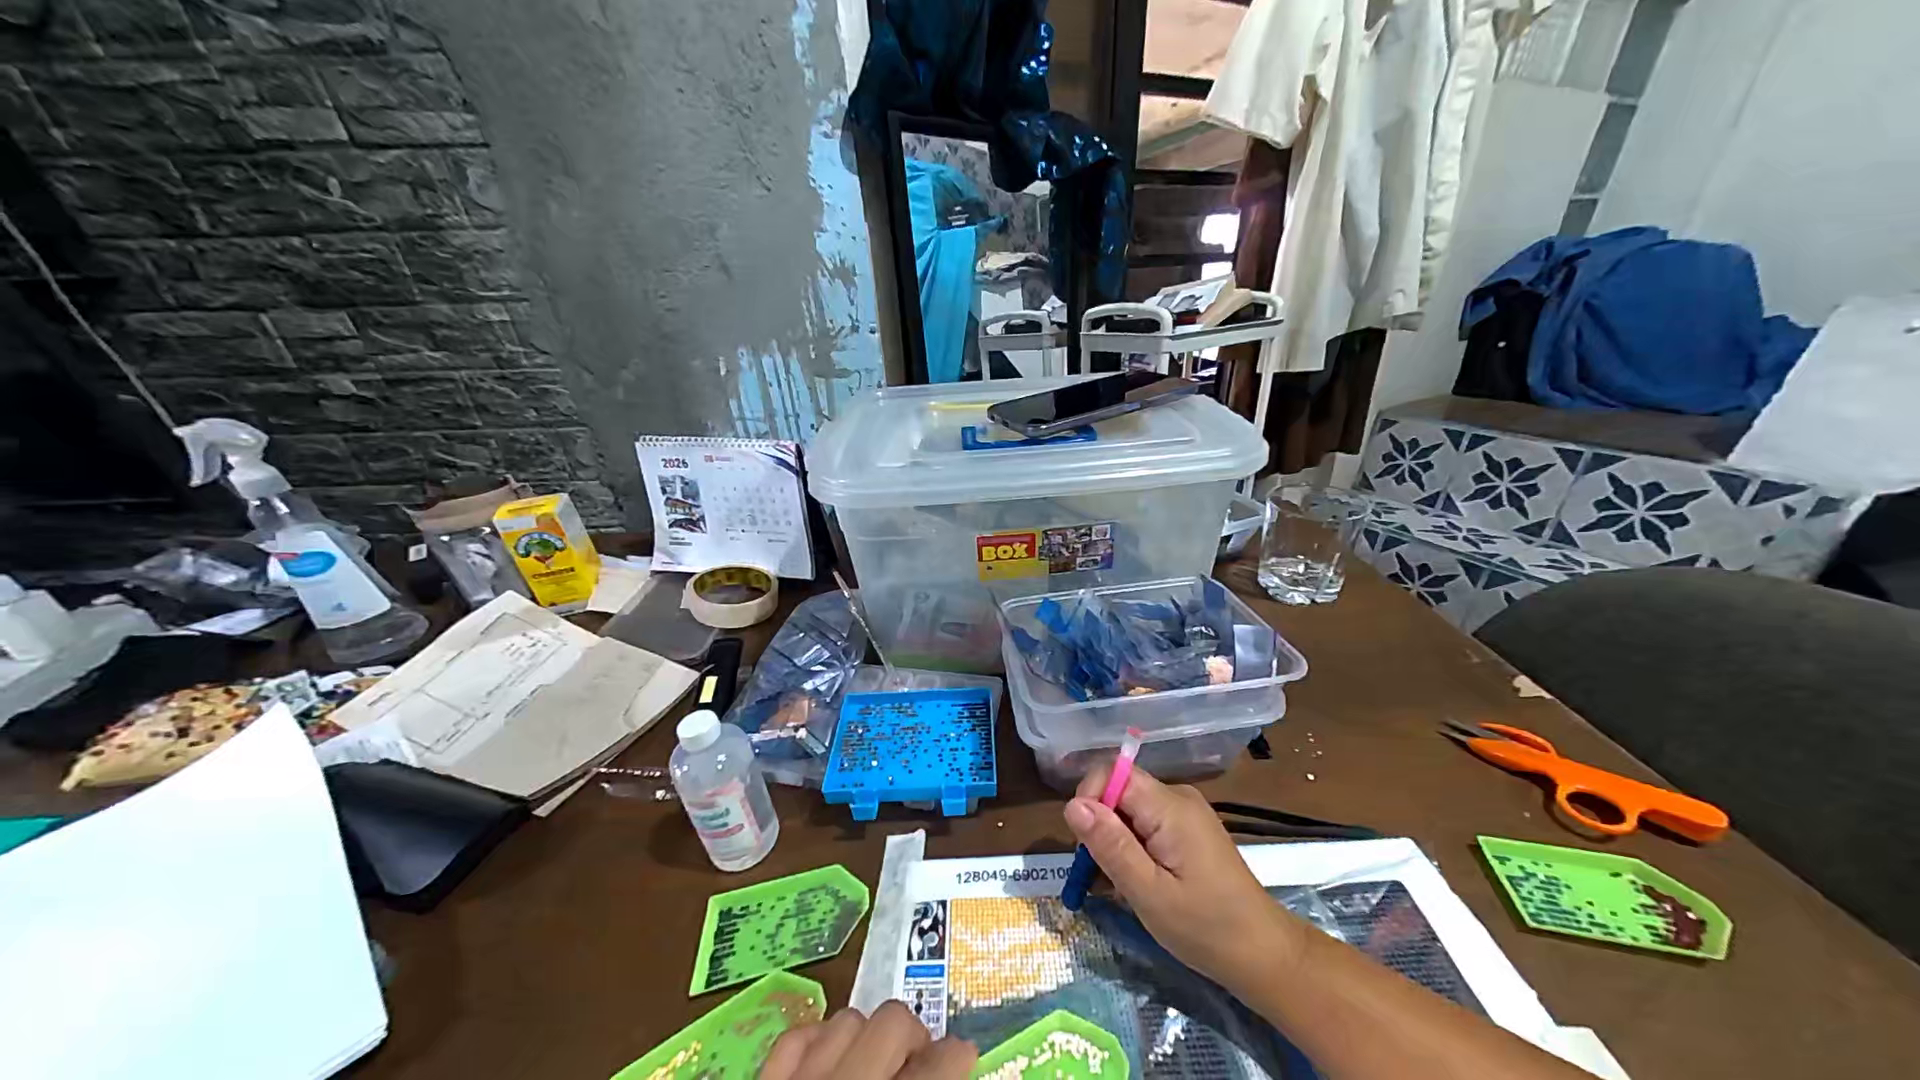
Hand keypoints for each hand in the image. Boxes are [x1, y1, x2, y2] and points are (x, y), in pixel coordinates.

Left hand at [760, 1002, 976, 1079]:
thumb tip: (959, 1060)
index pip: (934, 1067)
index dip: (957, 1057)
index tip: (965, 1056)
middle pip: (894, 1022)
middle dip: (912, 1037)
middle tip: (916, 1064)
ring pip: (847, 1020)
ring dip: (864, 1038)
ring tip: (871, 1065)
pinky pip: (796, 1037)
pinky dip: (815, 1044)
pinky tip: (826, 1061)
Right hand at [1063, 764, 1306, 995]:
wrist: (1265, 955)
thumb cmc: (1206, 927)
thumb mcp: (1148, 892)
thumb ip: (1110, 845)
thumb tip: (1072, 804)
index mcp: (1170, 807)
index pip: (1112, 772)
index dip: (1089, 798)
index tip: (1086, 843)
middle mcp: (1178, 798)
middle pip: (1120, 790)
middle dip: (1101, 825)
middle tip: (1104, 874)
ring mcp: (1186, 813)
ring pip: (1130, 809)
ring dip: (1116, 840)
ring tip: (1124, 884)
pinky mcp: (1189, 829)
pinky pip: (1146, 822)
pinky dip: (1134, 847)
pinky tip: (1142, 881)